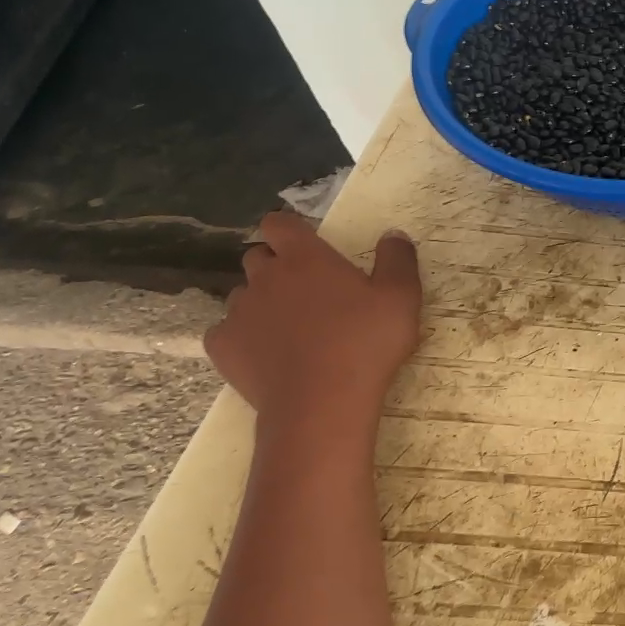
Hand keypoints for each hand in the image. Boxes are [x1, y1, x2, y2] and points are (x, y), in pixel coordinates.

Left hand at [205, 212, 422, 412]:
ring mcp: (238, 311)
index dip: (290, 229)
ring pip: (244, 295)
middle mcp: (264, 277)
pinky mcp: (222, 345)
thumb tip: (393, 234)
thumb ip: (398, 260)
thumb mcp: (402, 298)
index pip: (280, 224)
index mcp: (306, 259)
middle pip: (258, 257)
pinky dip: (246, 336)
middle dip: (278, 266)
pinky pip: (228, 331)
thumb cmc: (366, 343)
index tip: (307, 243)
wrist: (322, 401)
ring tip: (293, 327)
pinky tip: (270, 353)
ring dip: (264, 302)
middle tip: (310, 290)